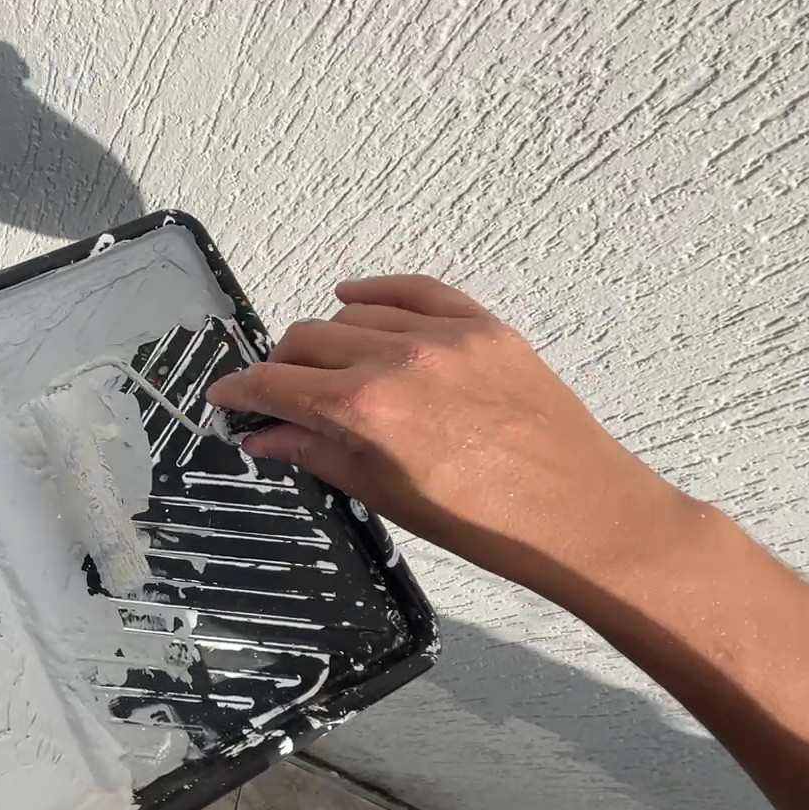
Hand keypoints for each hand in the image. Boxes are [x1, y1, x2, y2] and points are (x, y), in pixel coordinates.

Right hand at [205, 275, 703, 600]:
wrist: (586, 517)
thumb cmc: (473, 520)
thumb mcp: (378, 491)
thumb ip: (310, 451)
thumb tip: (258, 435)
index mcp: (364, 408)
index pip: (274, 382)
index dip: (239, 389)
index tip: (223, 395)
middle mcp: (396, 360)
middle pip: (304, 340)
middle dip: (280, 368)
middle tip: (284, 396)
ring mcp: (444, 336)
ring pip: (351, 316)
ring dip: (326, 342)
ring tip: (333, 370)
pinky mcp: (484, 327)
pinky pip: (415, 288)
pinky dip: (376, 291)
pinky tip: (353, 299)